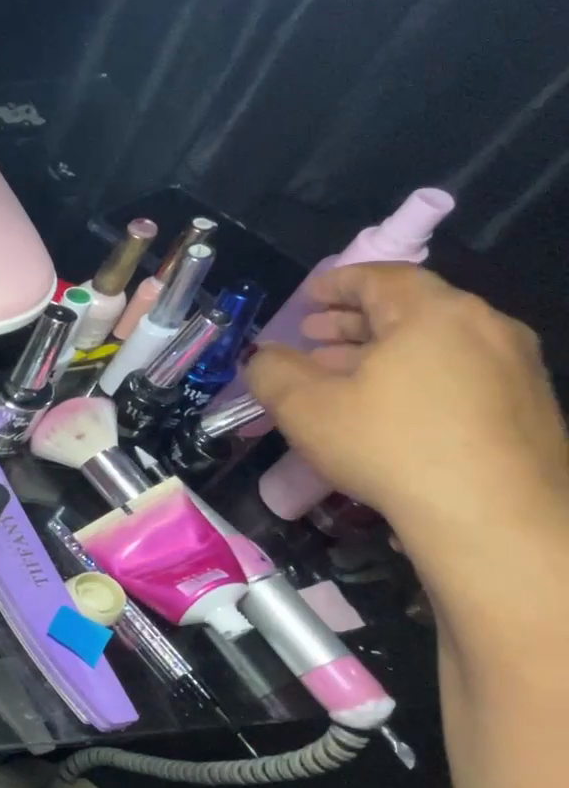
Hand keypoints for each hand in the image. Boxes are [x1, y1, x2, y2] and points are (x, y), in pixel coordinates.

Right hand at [245, 263, 568, 538]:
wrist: (492, 510)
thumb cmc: (388, 444)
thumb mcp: (304, 407)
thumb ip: (273, 372)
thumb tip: (264, 357)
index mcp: (433, 314)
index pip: (383, 278)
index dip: (339, 282)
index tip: (308, 296)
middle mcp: (483, 326)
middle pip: (412, 308)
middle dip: (355, 319)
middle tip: (312, 335)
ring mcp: (513, 365)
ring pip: (434, 342)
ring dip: (382, 350)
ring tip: (339, 373)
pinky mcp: (523, 403)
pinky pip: (457, 371)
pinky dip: (413, 374)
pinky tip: (384, 406)